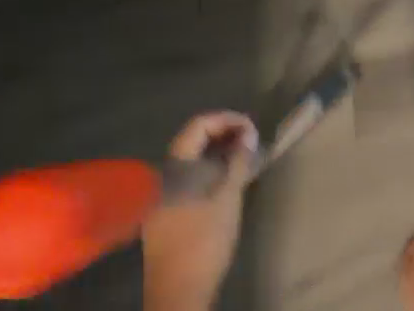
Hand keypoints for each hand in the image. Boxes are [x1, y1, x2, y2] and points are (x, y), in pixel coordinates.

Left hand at [141, 112, 257, 310]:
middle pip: (192, 142)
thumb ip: (238, 162)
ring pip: (190, 162)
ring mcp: (161, 197)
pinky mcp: (166, 214)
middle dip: (223, 135)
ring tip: (244, 158)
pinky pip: (188, 180)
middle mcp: (162, 177)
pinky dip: (208, 172)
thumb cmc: (204, 241)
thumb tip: (248, 134)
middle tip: (251, 140)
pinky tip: (227, 182)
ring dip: (217, 154)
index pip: (198, 126)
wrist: (178, 294)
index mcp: (174, 168)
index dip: (227, 120)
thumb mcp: (228, 198)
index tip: (252, 127)